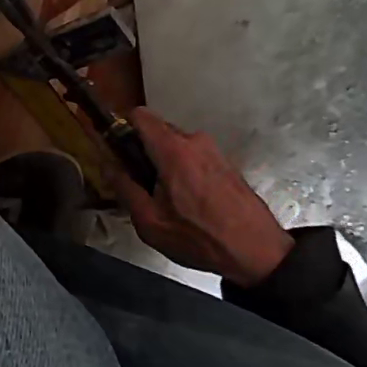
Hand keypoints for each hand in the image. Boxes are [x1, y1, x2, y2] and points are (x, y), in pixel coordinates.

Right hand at [118, 108, 292, 286]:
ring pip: (176, 144)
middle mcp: (194, 141)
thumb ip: (125, 188)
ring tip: (167, 197)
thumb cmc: (200, 238)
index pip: (140, 115)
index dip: (123, 128)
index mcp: (173, 150)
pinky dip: (184, 169)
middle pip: (157, 130)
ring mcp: (213, 150)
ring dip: (165, 162)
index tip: (119, 150)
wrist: (258, 251)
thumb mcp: (150, 222)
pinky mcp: (226, 162)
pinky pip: (194, 155)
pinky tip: (188, 200)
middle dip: (144, 150)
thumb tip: (108, 166)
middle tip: (141, 183)